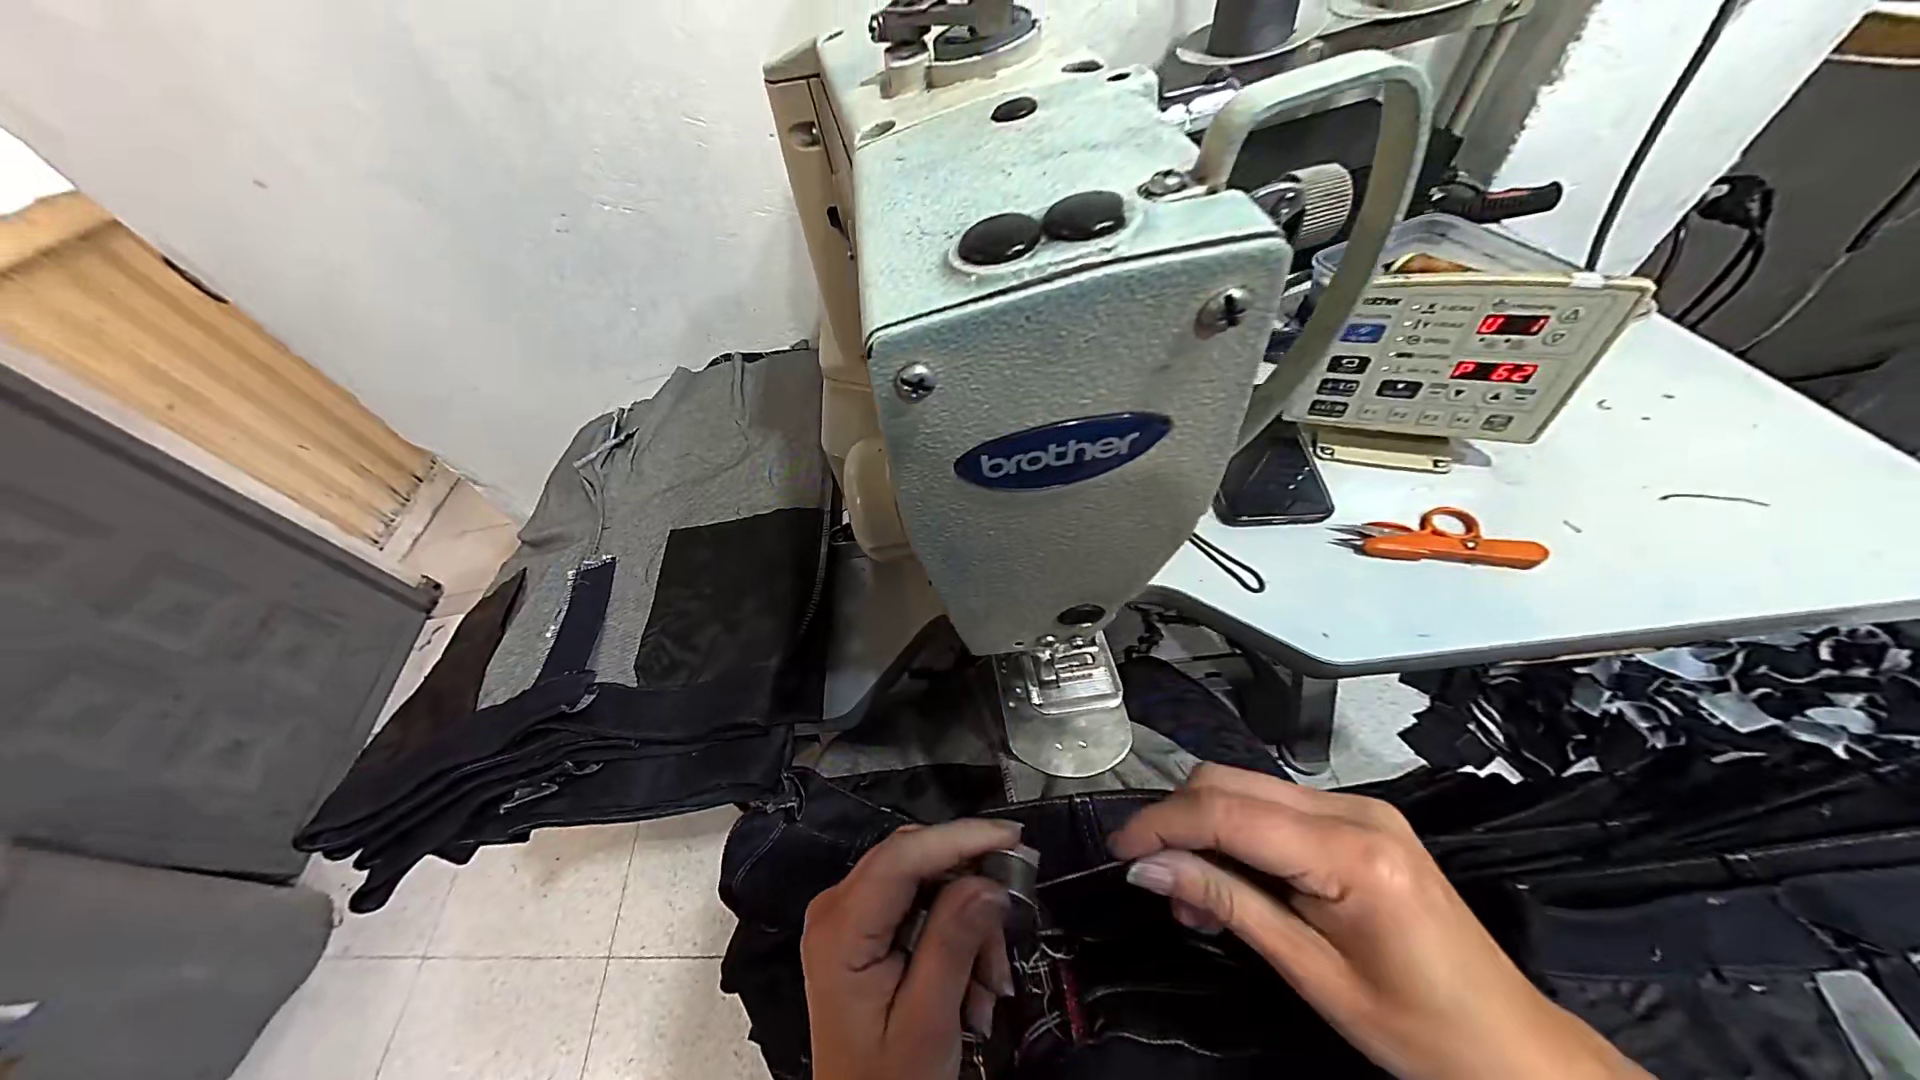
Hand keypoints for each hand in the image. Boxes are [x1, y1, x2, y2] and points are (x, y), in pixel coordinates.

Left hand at [802, 819, 1021, 1079]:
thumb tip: (989, 881)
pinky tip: (973, 973)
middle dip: (970, 884)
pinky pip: (920, 898)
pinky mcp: (865, 922)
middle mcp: (837, 904)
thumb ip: (954, 944)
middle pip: (915, 858)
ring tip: (990, 978)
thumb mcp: (928, 1023)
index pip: (902, 856)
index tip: (1013, 837)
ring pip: (926, 876)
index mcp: (840, 929)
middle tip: (1014, 913)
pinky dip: (955, 927)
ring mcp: (849, 910)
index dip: (959, 837)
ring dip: (968, 916)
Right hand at [1110, 764, 1647, 1079]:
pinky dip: (1235, 832)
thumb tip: (1148, 869)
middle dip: (1176, 821)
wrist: (1519, 1051)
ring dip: (1202, 828)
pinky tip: (1231, 879)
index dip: (1161, 824)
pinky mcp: (1358, 817)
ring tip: (1192, 896)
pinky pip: (1272, 806)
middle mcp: (1352, 807)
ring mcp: (1358, 806)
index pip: (1226, 812)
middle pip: (1229, 782)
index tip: (1119, 851)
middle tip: (1155, 882)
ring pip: (1245, 787)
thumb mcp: (1311, 974)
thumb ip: (1225, 904)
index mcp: (1351, 850)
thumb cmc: (1420, 1031)